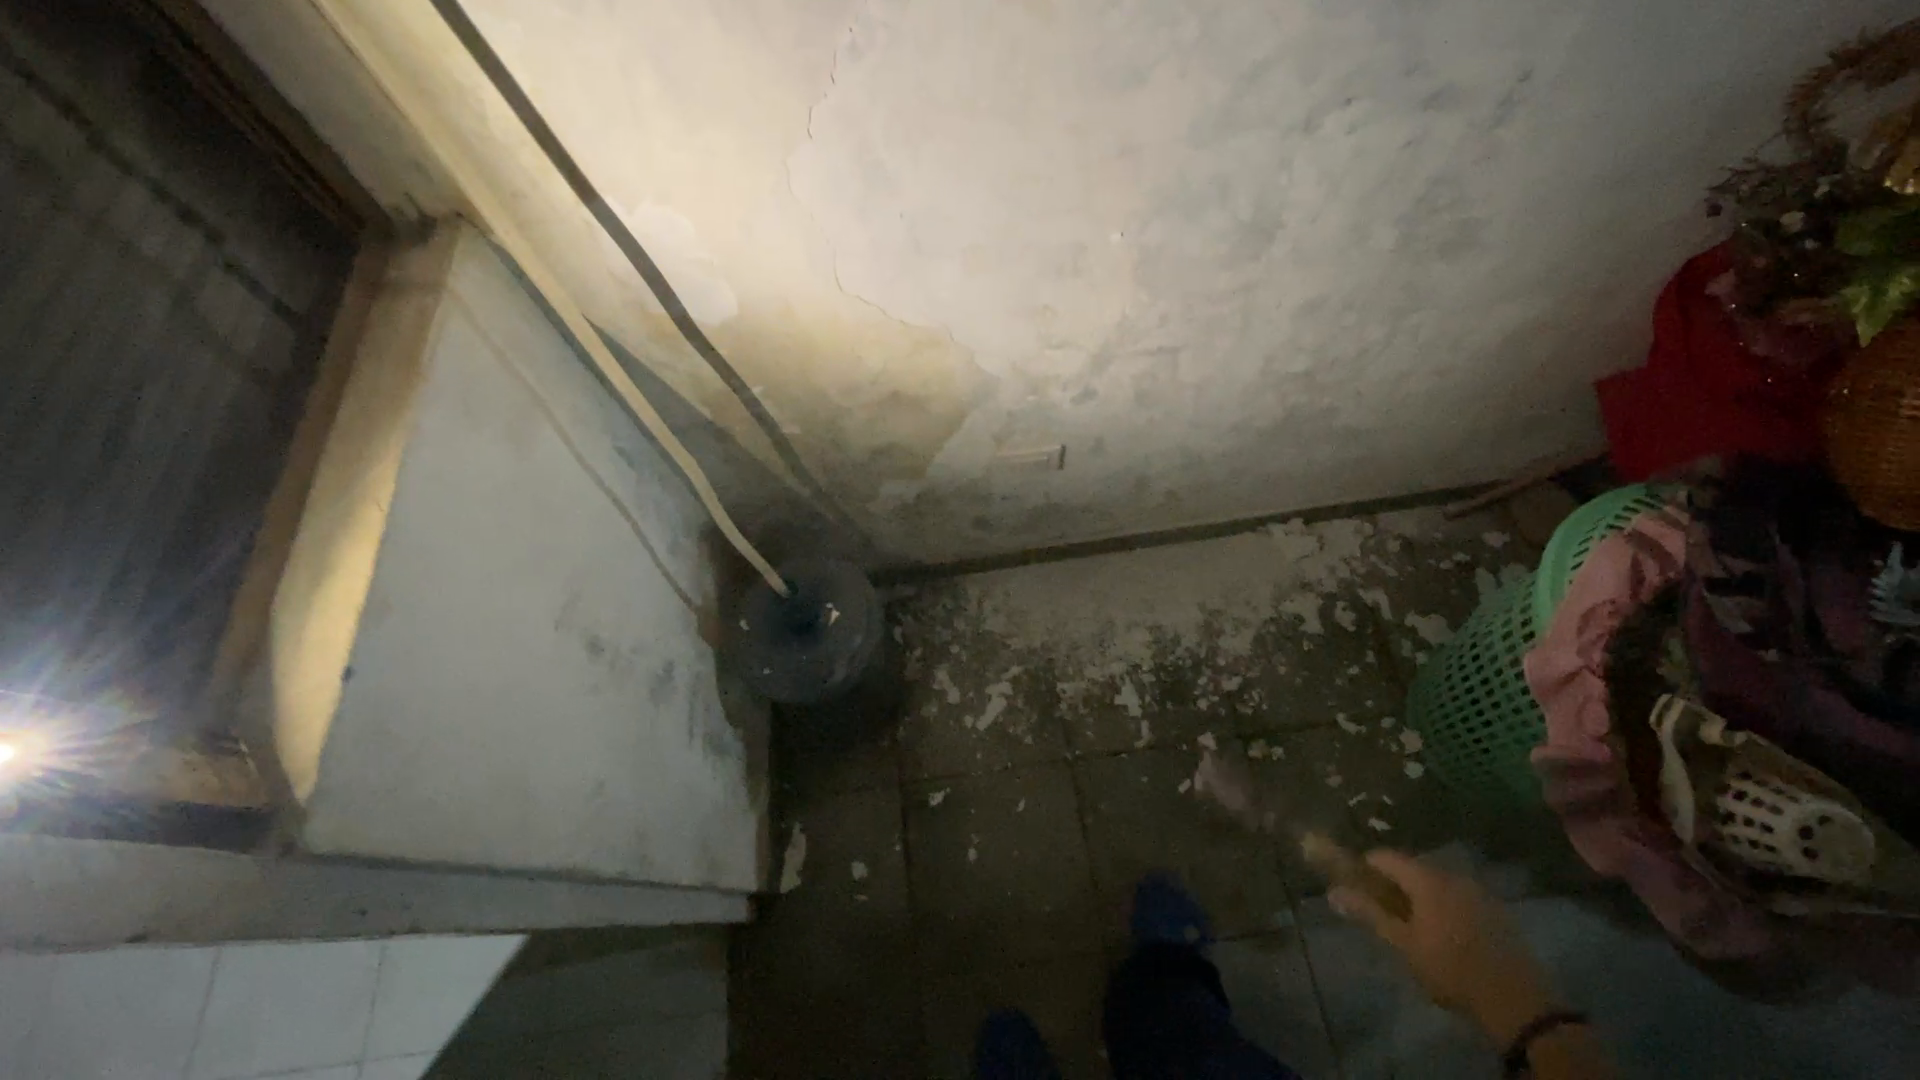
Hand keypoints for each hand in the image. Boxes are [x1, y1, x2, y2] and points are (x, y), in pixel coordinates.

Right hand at [1328, 850, 1556, 1044]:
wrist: (1516, 1001)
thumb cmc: (1450, 969)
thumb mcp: (1402, 944)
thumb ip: (1369, 913)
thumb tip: (1333, 892)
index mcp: (1427, 879)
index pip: (1385, 857)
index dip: (1366, 867)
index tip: (1356, 886)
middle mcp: (1453, 875)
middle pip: (1412, 867)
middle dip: (1394, 883)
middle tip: (1384, 910)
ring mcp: (1478, 891)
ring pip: (1437, 882)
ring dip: (1421, 894)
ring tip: (1413, 923)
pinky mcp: (1496, 909)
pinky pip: (1459, 895)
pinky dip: (1445, 904)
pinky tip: (1446, 931)